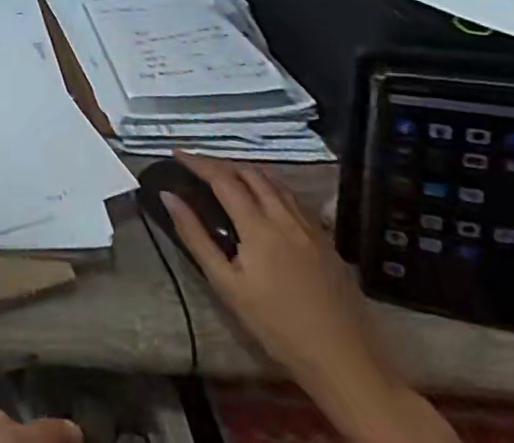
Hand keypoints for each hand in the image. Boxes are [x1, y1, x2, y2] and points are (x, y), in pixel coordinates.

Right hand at [162, 152, 456, 442]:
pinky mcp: (329, 246)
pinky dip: (272, 189)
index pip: (224, 180)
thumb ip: (194, 235)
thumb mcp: (225, 282)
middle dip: (222, 163)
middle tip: (197, 163)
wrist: (344, 361)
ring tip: (225, 174)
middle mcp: (289, 222)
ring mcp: (315, 233)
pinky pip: (297, 203)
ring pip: (279, 186)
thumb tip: (169, 196)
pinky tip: (264, 200)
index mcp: (260, 228)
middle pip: (254, 175)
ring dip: (249, 172)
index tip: (175, 153)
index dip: (198, 162)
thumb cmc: (275, 324)